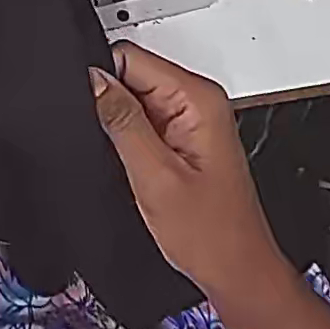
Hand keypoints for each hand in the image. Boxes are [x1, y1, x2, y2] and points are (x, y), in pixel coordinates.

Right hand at [90, 43, 293, 328]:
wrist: (236, 271)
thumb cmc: (211, 233)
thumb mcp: (155, 175)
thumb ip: (122, 121)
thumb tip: (95, 81)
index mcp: (197, 98)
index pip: (132, 57)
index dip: (102, 79)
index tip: (94, 110)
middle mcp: (198, 100)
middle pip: (133, 73)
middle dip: (111, 102)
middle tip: (118, 145)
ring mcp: (191, 117)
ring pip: (134, 98)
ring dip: (120, 123)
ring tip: (131, 160)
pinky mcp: (182, 135)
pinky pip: (142, 120)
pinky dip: (129, 138)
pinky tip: (135, 163)